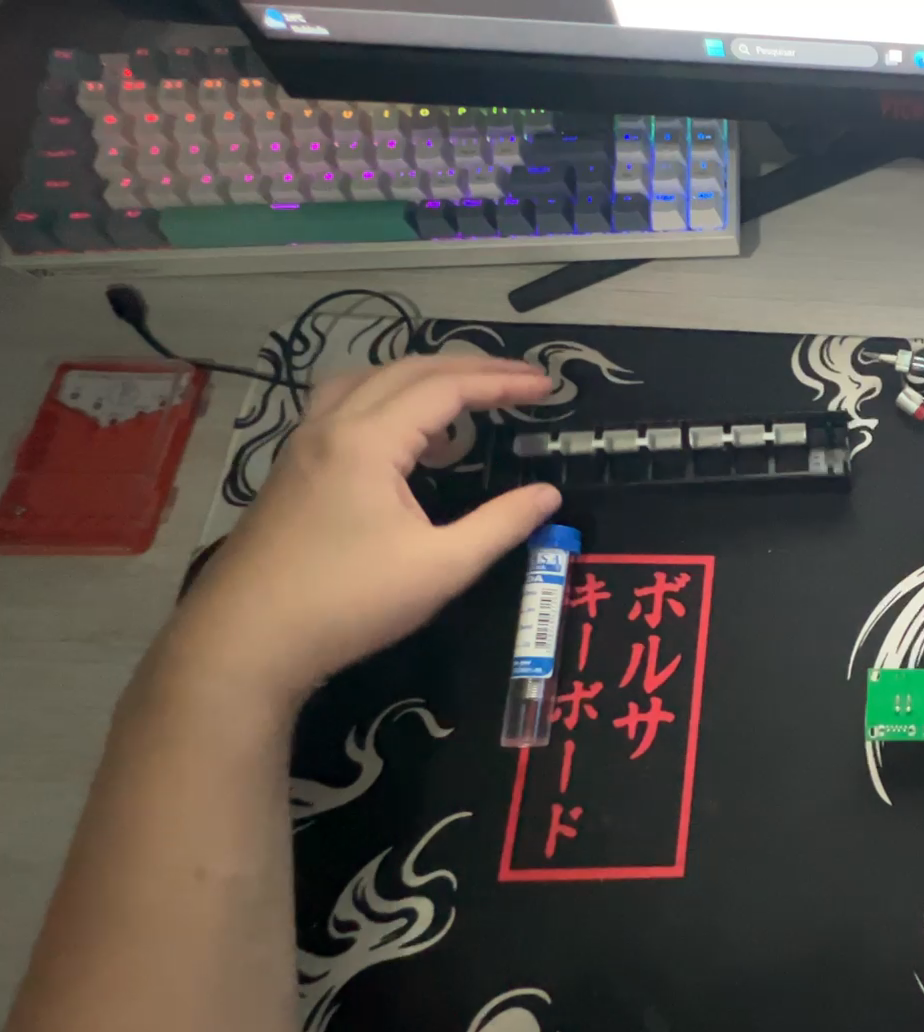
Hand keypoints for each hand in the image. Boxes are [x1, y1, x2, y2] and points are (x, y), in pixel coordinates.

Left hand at [170, 356, 560, 699]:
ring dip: (426, 377)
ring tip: (471, 394)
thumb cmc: (351, 600)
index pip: (445, 389)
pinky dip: (393, 401)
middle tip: (525, 380)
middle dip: (472, 369)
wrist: (245, 642)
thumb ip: (503, 523)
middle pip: (407, 372)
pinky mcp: (295, 471)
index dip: (502, 382)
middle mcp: (331, 429)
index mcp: (367, 443)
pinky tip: (414, 437)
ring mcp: (304, 447)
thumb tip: (549, 494)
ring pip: (368, 383)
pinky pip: (348, 408)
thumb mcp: (446, 565)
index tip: (548, 387)